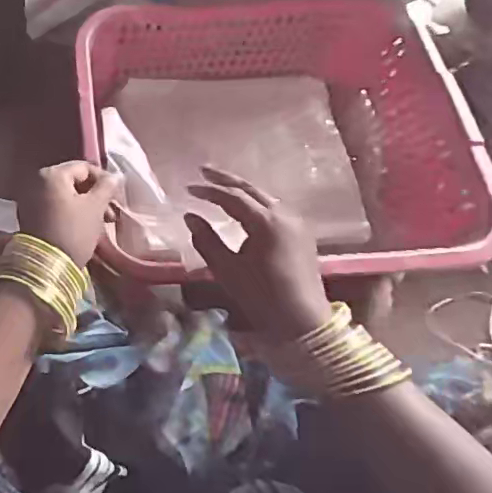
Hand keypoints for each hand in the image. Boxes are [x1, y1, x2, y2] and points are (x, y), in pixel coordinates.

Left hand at [20, 161, 121, 265]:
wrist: (46, 265)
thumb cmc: (73, 232)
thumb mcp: (94, 207)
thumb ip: (107, 187)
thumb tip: (115, 176)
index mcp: (52, 174)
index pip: (84, 168)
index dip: (104, 180)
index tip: (117, 197)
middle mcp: (36, 181)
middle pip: (74, 181)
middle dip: (95, 195)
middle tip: (111, 213)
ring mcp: (30, 198)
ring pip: (65, 195)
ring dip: (85, 205)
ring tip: (102, 222)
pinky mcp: (30, 215)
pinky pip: (55, 206)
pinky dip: (71, 212)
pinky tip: (84, 225)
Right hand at [185, 166, 332, 337]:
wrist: (303, 321)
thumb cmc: (261, 296)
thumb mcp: (227, 269)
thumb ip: (206, 240)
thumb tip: (190, 216)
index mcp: (266, 222)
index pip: (232, 197)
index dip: (208, 191)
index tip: (188, 188)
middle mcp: (284, 215)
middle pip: (251, 189)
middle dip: (226, 179)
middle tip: (203, 171)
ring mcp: (296, 223)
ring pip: (265, 196)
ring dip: (242, 189)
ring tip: (221, 185)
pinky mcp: (301, 233)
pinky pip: (275, 207)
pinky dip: (255, 201)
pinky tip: (244, 206)